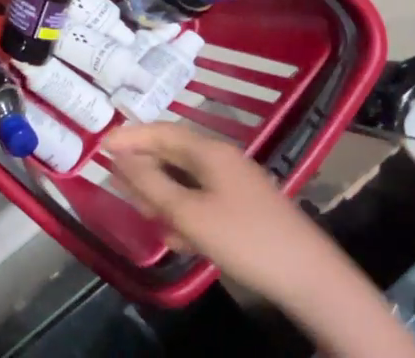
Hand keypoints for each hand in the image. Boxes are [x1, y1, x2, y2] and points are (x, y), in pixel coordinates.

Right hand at [104, 125, 414, 357]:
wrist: (315, 283)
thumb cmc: (245, 239)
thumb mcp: (188, 213)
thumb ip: (150, 182)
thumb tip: (119, 157)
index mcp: (210, 151)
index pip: (160, 130)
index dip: (128, 136)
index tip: (98, 146)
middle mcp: (224, 161)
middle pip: (172, 153)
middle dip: (143, 167)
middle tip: (116, 183)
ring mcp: (239, 186)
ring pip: (187, 180)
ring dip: (161, 193)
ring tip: (142, 212)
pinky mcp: (248, 211)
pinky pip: (204, 200)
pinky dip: (184, 211)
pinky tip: (176, 237)